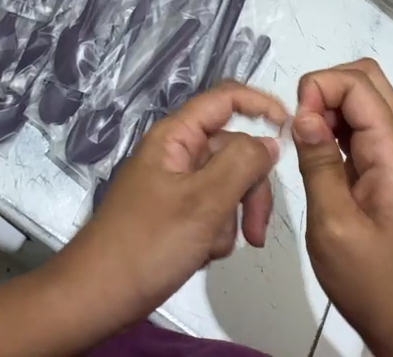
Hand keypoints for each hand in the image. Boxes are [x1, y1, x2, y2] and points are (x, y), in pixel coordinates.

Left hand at [50, 82, 287, 329]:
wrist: (100, 294)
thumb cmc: (147, 242)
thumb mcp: (203, 201)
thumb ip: (241, 165)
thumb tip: (269, 141)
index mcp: (176, 135)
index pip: (225, 99)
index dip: (260, 104)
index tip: (292, 128)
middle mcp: (177, 152)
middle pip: (233, 149)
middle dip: (250, 187)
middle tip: (255, 231)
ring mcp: (176, 183)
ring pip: (227, 184)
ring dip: (232, 216)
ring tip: (214, 247)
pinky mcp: (176, 212)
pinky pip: (212, 210)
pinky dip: (216, 231)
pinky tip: (201, 253)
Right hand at [294, 59, 392, 356]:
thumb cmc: (373, 283)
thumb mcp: (334, 226)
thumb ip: (318, 164)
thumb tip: (302, 113)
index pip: (358, 84)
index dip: (320, 89)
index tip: (296, 125)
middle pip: (366, 80)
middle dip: (325, 87)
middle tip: (300, 126)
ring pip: (364, 101)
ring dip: (329, 106)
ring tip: (305, 141)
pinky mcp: (385, 174)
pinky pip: (361, 129)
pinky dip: (334, 127)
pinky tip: (316, 154)